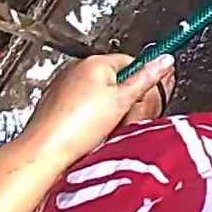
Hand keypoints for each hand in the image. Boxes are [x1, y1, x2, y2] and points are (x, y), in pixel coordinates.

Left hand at [18, 53, 174, 163]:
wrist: (45, 151)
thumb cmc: (79, 126)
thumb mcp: (123, 101)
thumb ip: (146, 78)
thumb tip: (165, 60)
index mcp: (96, 62)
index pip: (130, 61)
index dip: (141, 79)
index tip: (145, 94)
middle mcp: (78, 68)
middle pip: (114, 77)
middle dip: (123, 95)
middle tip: (125, 113)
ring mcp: (65, 84)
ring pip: (98, 92)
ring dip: (106, 106)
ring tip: (105, 125)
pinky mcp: (57, 102)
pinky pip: (82, 104)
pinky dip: (88, 115)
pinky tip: (90, 129)